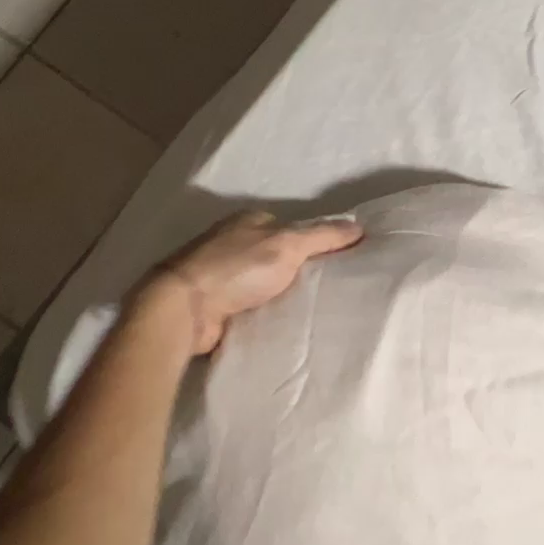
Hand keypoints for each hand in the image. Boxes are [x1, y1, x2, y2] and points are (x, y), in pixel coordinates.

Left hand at [145, 211, 362, 353]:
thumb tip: (359, 226)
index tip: (342, 262)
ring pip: (267, 282)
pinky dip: (269, 312)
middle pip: (281, 255)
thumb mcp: (287, 245)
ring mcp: (224, 274)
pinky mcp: (218, 303)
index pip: (294, 228)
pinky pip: (254, 305)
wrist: (184, 310)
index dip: (318, 242)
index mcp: (249, 221)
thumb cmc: (236, 270)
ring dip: (286, 294)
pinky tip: (287, 322)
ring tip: (318, 310)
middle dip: (303, 270)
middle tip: (334, 289)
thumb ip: (322, 236)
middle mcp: (235, 243)